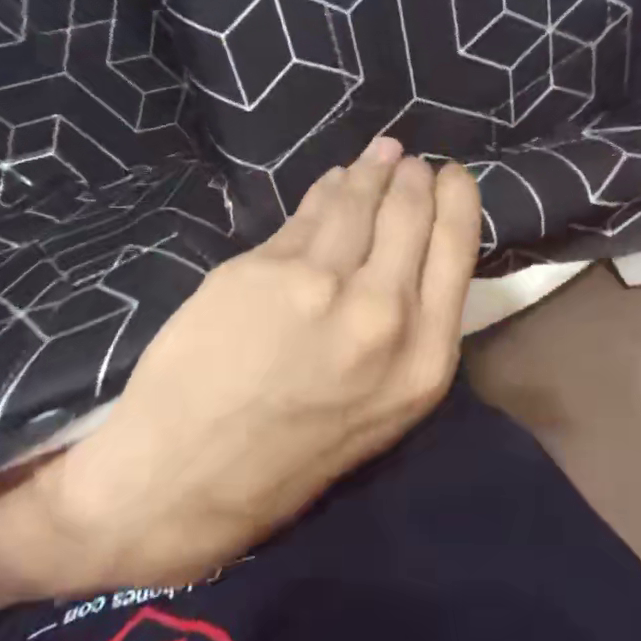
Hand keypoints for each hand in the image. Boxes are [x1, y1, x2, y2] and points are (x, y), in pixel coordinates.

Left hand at [20, 138, 482, 595]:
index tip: (453, 177)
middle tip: (412, 164)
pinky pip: (309, 212)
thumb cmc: (293, 455)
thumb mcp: (384, 406)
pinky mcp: (264, 268)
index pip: (457, 247)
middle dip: (415, 178)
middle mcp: (383, 314)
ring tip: (382, 155)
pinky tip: (334, 179)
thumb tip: (415, 251)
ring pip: (360, 200)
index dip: (458, 199)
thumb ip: (410, 327)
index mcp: (424, 358)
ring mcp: (320, 286)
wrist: (182, 484)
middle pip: (411, 213)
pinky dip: (327, 189)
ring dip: (373, 170)